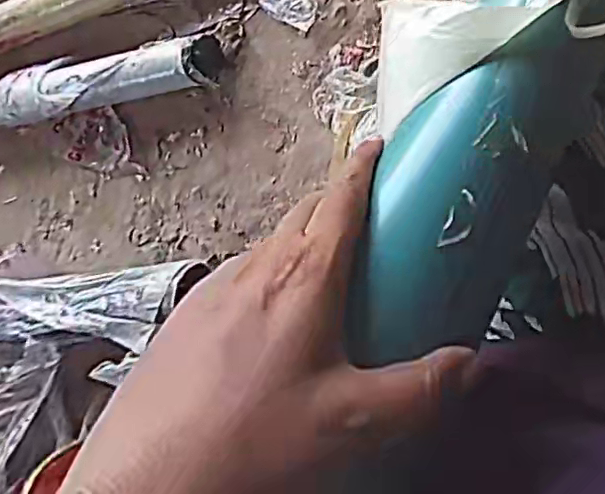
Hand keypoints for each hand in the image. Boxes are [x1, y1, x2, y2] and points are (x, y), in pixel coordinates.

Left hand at [62, 139, 477, 493]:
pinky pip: (241, 270)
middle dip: (338, 199)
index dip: (363, 164)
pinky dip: (268, 270)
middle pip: (307, 208)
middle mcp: (260, 266)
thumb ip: (417, 389)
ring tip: (324, 273)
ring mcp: (216, 287)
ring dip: (303, 236)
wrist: (135, 491)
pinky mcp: (185, 314)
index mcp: (305, 274)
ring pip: (273, 238)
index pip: (341, 195)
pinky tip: (269, 319)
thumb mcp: (347, 421)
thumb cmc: (243, 445)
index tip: (377, 145)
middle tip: (367, 217)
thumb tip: (468, 364)